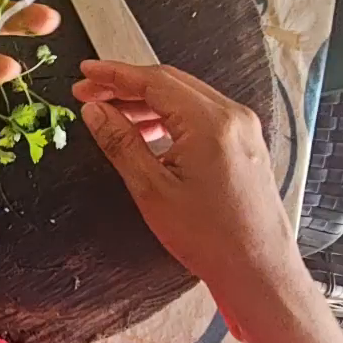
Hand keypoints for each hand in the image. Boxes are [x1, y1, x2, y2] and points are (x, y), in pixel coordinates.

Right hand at [71, 60, 307, 315]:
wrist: (258, 270)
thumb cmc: (208, 235)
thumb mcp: (150, 188)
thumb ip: (120, 141)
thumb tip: (93, 110)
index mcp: (209, 123)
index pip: (153, 81)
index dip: (113, 74)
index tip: (84, 72)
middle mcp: (231, 116)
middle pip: (169, 82)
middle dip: (124, 85)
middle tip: (87, 93)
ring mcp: (242, 128)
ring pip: (183, 97)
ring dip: (144, 100)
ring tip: (109, 113)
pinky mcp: (243, 143)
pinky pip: (199, 114)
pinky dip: (166, 115)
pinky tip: (143, 131)